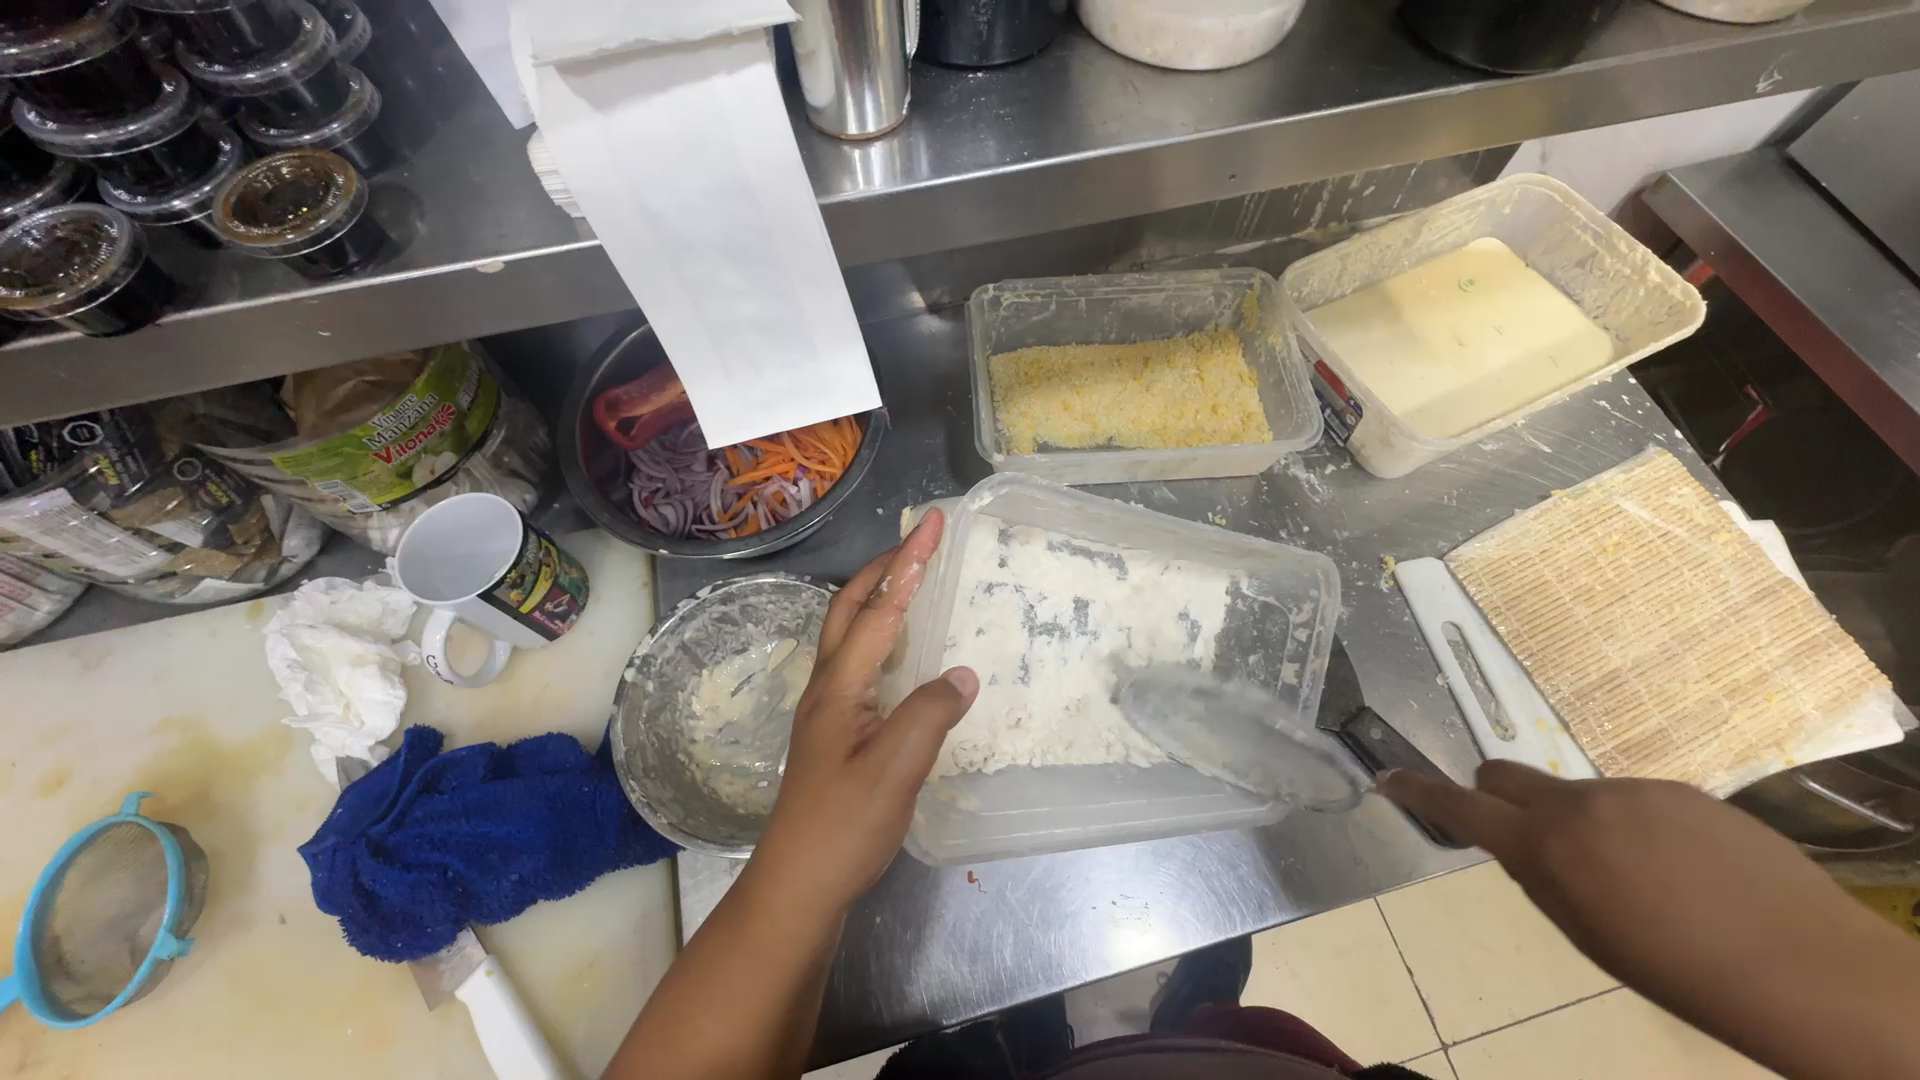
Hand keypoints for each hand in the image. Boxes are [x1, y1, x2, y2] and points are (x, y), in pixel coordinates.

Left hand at [752, 510, 978, 914]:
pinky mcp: (836, 735)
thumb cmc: (844, 826)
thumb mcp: (896, 769)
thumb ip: (929, 714)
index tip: (932, 524)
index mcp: (839, 687)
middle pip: (849, 610)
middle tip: (919, 545)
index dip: (908, 565)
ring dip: (879, 601)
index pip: (879, 611)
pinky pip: (861, 666)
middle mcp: (828, 688)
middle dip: (883, 570)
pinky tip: (905, 660)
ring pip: (850, 637)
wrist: (798, 885)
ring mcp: (828, 712)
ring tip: (913, 587)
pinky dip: (882, 640)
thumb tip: (962, 673)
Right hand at [1381, 762, 1919, 1079]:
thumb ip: (1539, 876)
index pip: (1458, 805)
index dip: (1417, 789)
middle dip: (1495, 795)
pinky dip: (1635, 826)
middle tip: (1524, 836)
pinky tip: (1685, 870)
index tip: (1387, 776)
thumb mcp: (1584, 933)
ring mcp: (1634, 790)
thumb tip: (1520, 847)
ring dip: (1581, 821)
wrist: (1813, 974)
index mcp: (1544, 845)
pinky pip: (1634, 800)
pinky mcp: (1685, 792)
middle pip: (1504, 774)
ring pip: (1576, 793)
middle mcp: (1579, 802)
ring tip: (1640, 876)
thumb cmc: (1679, 971)